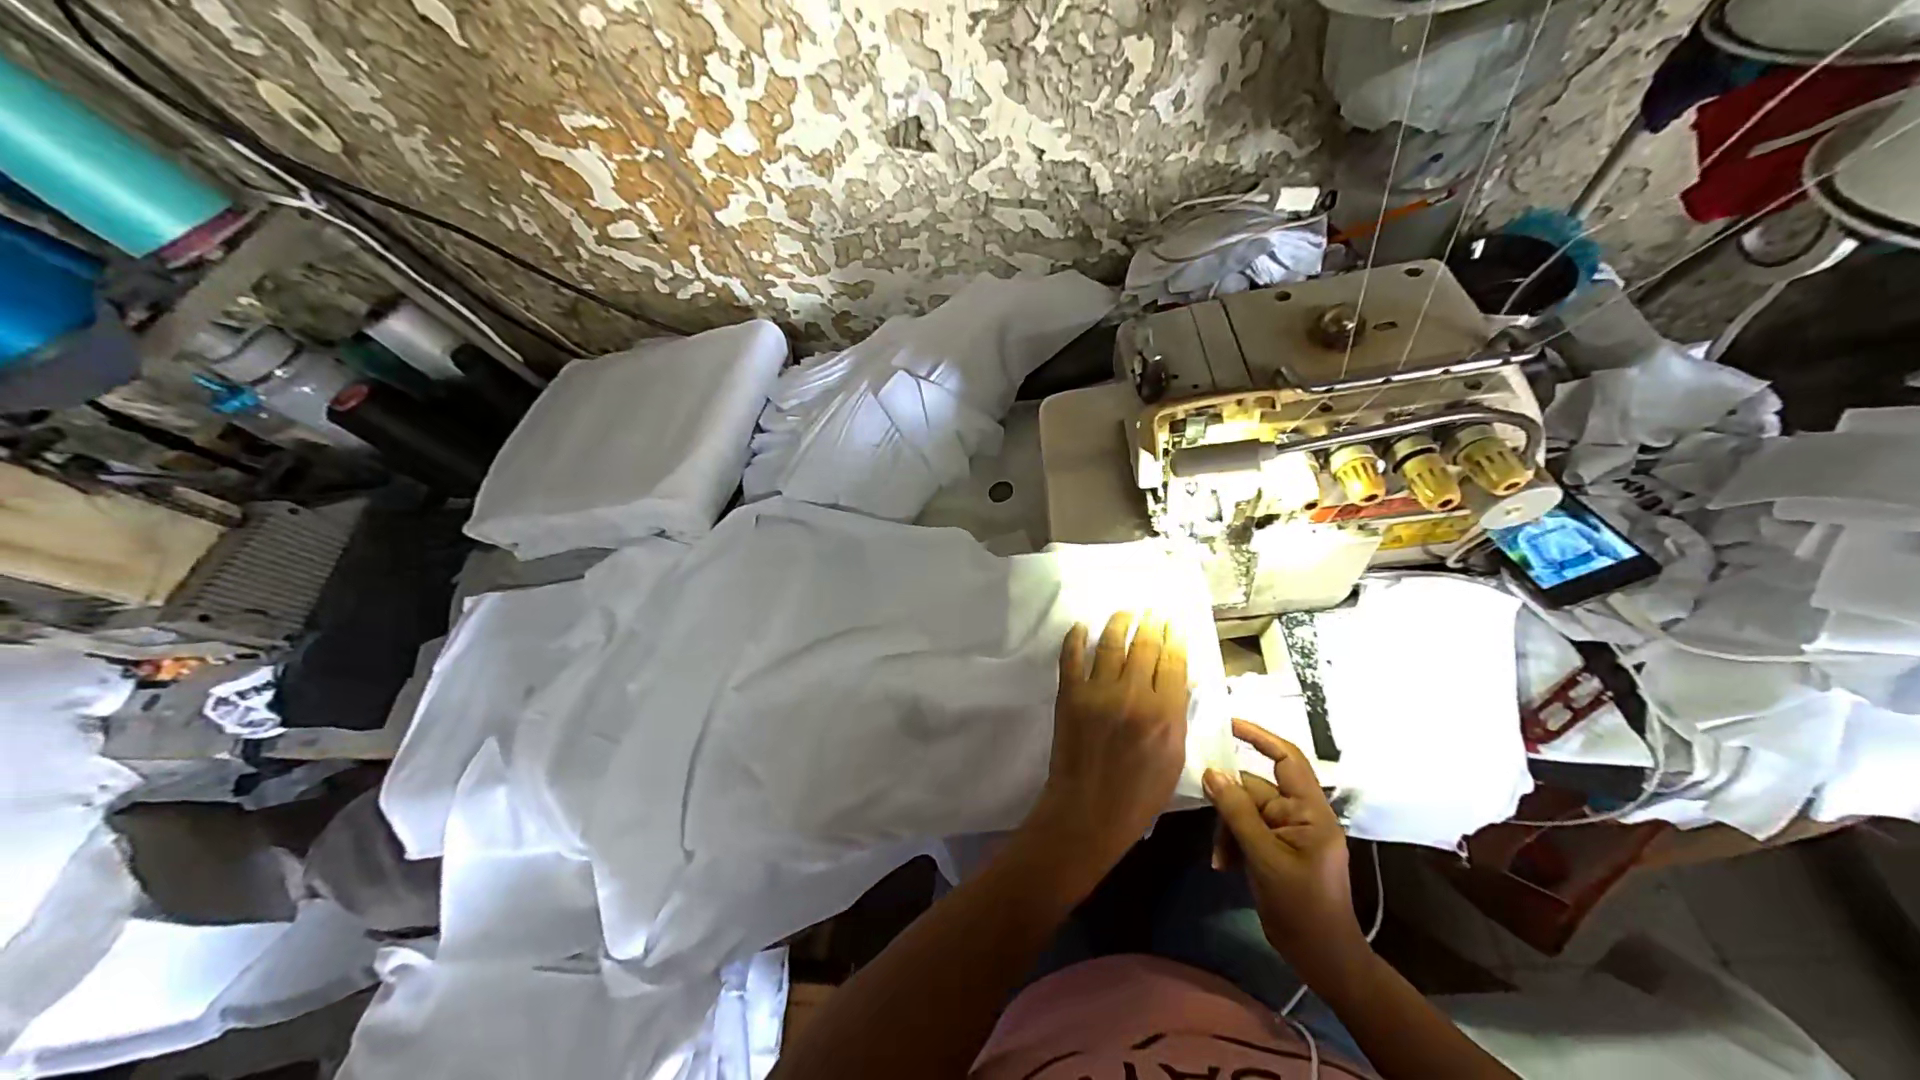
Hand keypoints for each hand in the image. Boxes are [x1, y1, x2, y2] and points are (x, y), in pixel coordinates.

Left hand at [1023, 612, 1189, 877]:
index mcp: (1165, 712)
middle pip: (1144, 646)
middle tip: (1152, 610)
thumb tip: (1184, 682)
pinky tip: (1081, 626)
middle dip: (1151, 623)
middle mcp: (1133, 694)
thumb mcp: (1175, 759)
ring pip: (1111, 644)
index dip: (1175, 638)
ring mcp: (1098, 692)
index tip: (1174, 624)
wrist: (1088, 811)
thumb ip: (1179, 716)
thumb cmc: (1139, 794)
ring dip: (1119, 623)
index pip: (1173, 662)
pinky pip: (1072, 657)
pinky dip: (1075, 638)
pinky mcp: (1069, 695)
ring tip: (1125, 612)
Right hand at [1203, 719, 1367, 981]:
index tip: (1229, 724)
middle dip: (1230, 805)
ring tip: (1221, 859)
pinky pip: (1248, 831)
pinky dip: (1233, 844)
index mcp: (1310, 811)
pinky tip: (1225, 866)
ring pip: (1246, 812)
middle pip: (1256, 789)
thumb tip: (1211, 773)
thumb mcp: (1264, 857)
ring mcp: (1289, 834)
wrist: (1322, 958)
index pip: (1287, 760)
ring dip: (1228, 831)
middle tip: (1208, 817)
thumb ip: (1237, 812)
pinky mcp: (1277, 850)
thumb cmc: (1301, 906)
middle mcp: (1300, 816)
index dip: (1260, 738)